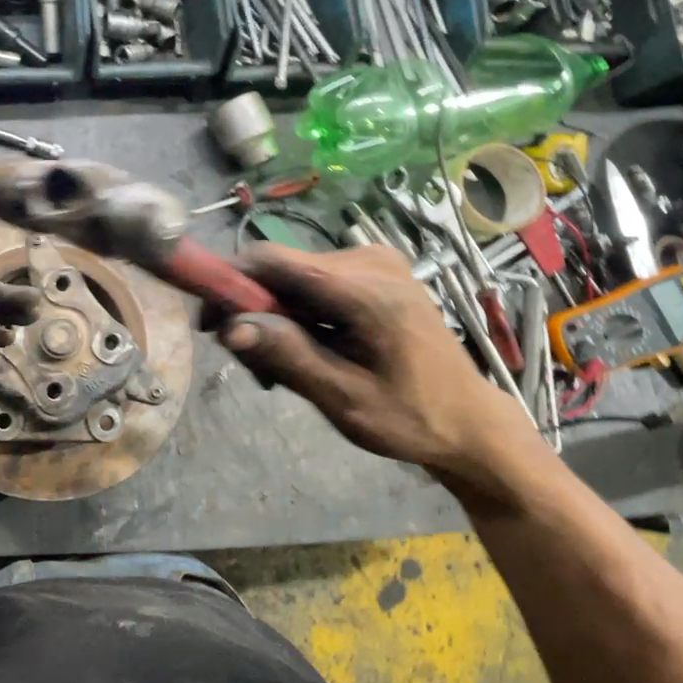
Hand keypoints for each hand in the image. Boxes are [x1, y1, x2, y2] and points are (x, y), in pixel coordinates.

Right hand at [204, 243, 527, 478]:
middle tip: (258, 369)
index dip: (229, 285)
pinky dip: (296, 313)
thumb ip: (287, 357)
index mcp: (367, 289)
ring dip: (274, 317)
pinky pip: (310, 281)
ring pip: (289, 276)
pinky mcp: (372, 271)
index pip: (271, 260)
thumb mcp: (343, 398)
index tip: (212, 328)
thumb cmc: (411, 417)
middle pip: (278, 269)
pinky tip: (309, 349)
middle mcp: (368, 260)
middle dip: (254, 313)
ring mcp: (373, 261)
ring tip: (286, 367)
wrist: (470, 422)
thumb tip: (229, 329)